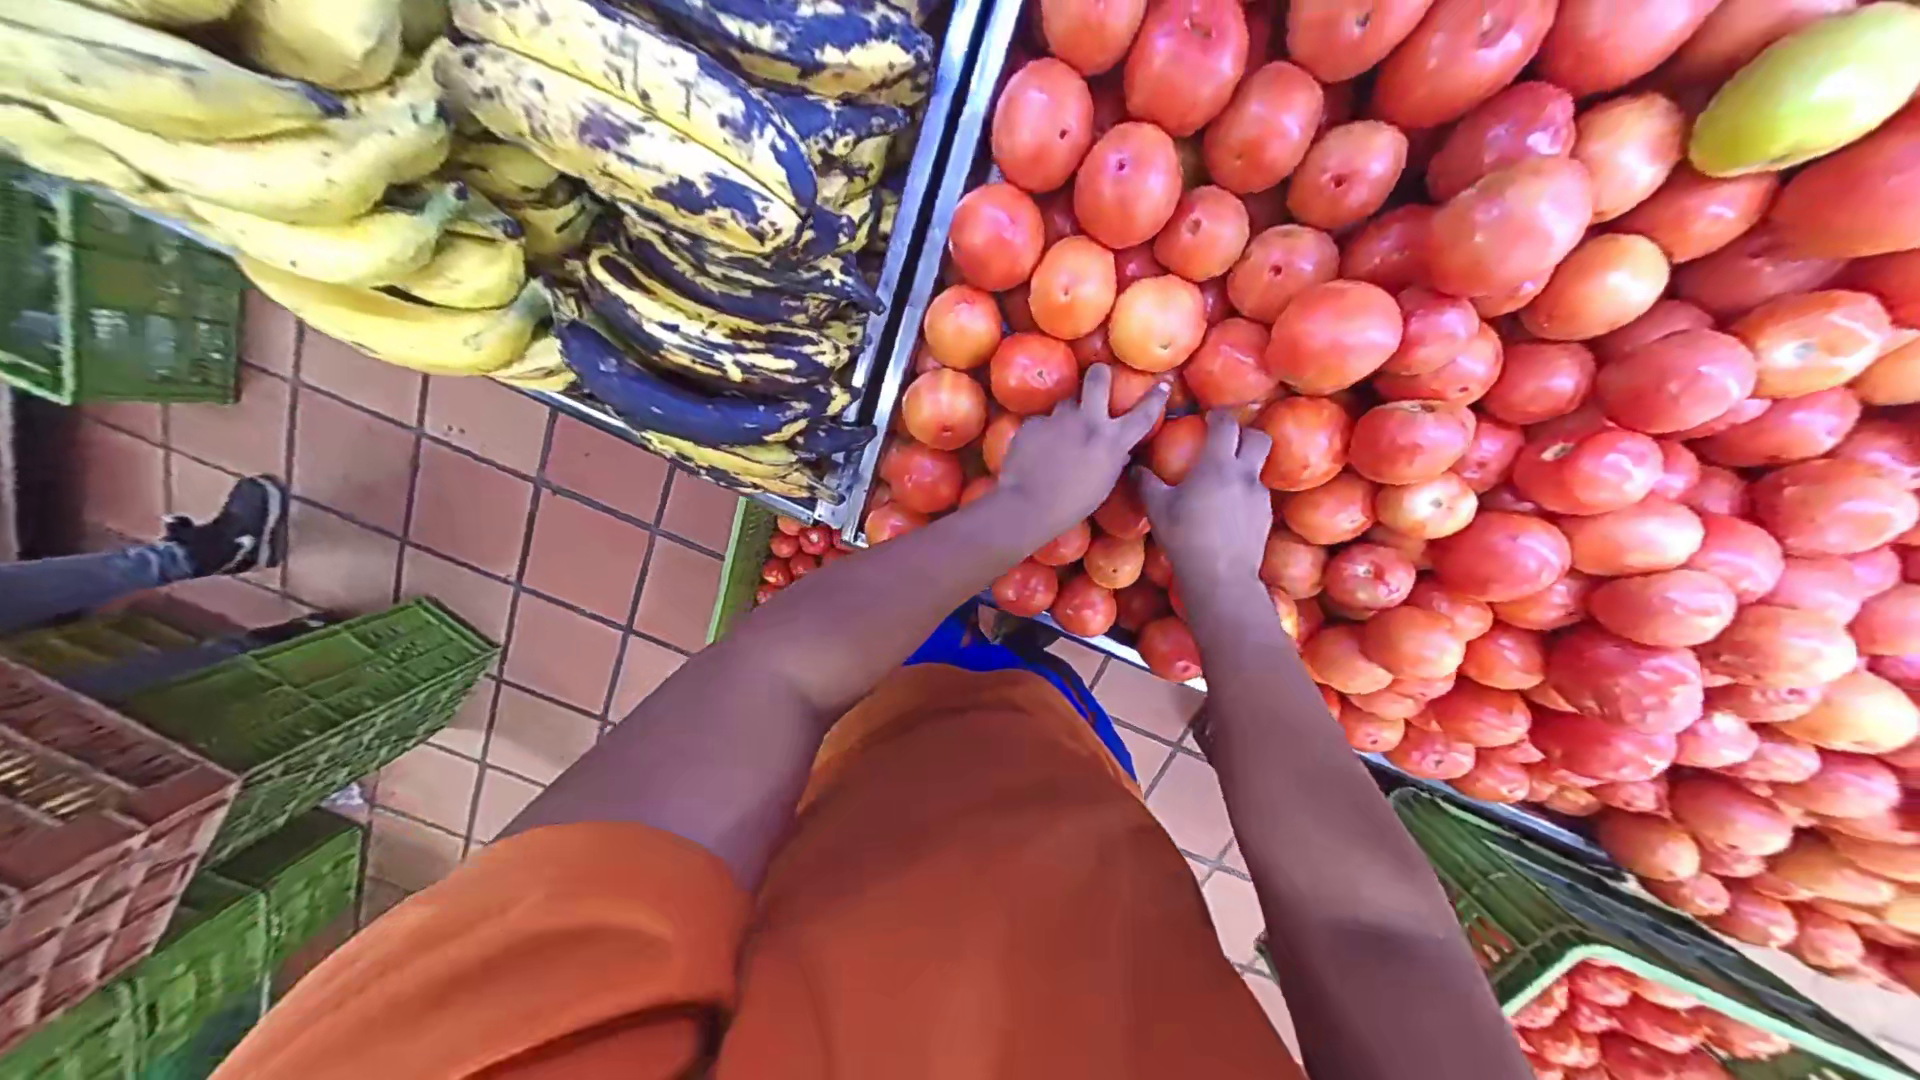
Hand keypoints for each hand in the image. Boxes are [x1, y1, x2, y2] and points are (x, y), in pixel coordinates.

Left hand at [996, 364, 1168, 536]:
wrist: (1029, 506)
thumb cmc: (1070, 505)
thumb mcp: (1102, 485)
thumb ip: (1113, 461)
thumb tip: (1120, 452)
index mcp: (1112, 442)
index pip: (1143, 414)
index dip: (1156, 397)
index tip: (1164, 383)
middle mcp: (1088, 421)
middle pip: (1098, 378)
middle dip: (1100, 373)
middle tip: (1099, 375)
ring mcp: (1058, 419)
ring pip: (1066, 400)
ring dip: (1067, 411)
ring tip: (1060, 430)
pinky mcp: (1033, 423)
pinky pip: (1041, 421)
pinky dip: (1042, 433)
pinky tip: (1036, 449)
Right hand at [1137, 409, 1272, 590]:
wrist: (1220, 576)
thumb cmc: (1184, 538)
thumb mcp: (1157, 509)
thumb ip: (1146, 483)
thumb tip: (1134, 467)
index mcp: (1217, 464)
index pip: (1225, 424)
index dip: (1217, 415)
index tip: (1207, 417)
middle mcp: (1244, 473)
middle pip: (1259, 437)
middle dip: (1245, 432)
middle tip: (1225, 440)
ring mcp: (1259, 495)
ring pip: (1259, 466)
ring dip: (1245, 463)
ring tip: (1223, 476)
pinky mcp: (1265, 514)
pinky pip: (1257, 491)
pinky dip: (1244, 490)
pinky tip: (1228, 506)